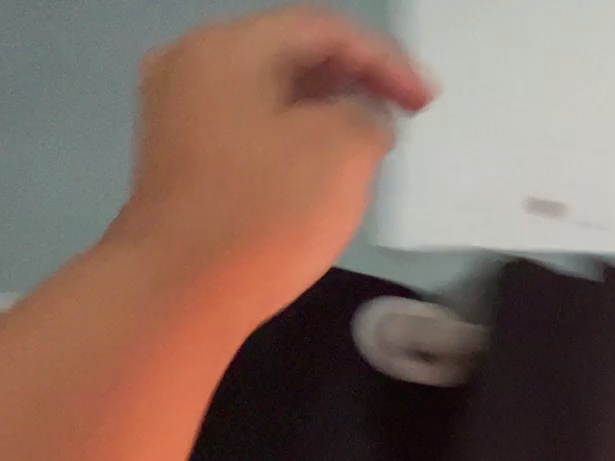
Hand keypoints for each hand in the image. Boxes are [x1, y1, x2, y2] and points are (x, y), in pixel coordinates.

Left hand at [103, 6, 432, 326]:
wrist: (191, 277)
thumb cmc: (271, 208)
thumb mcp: (341, 151)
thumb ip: (367, 117)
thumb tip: (366, 118)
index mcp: (229, 50)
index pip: (321, 30)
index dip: (384, 59)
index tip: (428, 98)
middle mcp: (196, 63)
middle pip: (292, 51)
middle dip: (359, 77)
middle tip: (411, 112)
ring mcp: (186, 107)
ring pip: (276, 87)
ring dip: (335, 104)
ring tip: (381, 137)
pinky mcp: (191, 150)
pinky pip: (260, 119)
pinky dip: (306, 128)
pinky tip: (336, 161)